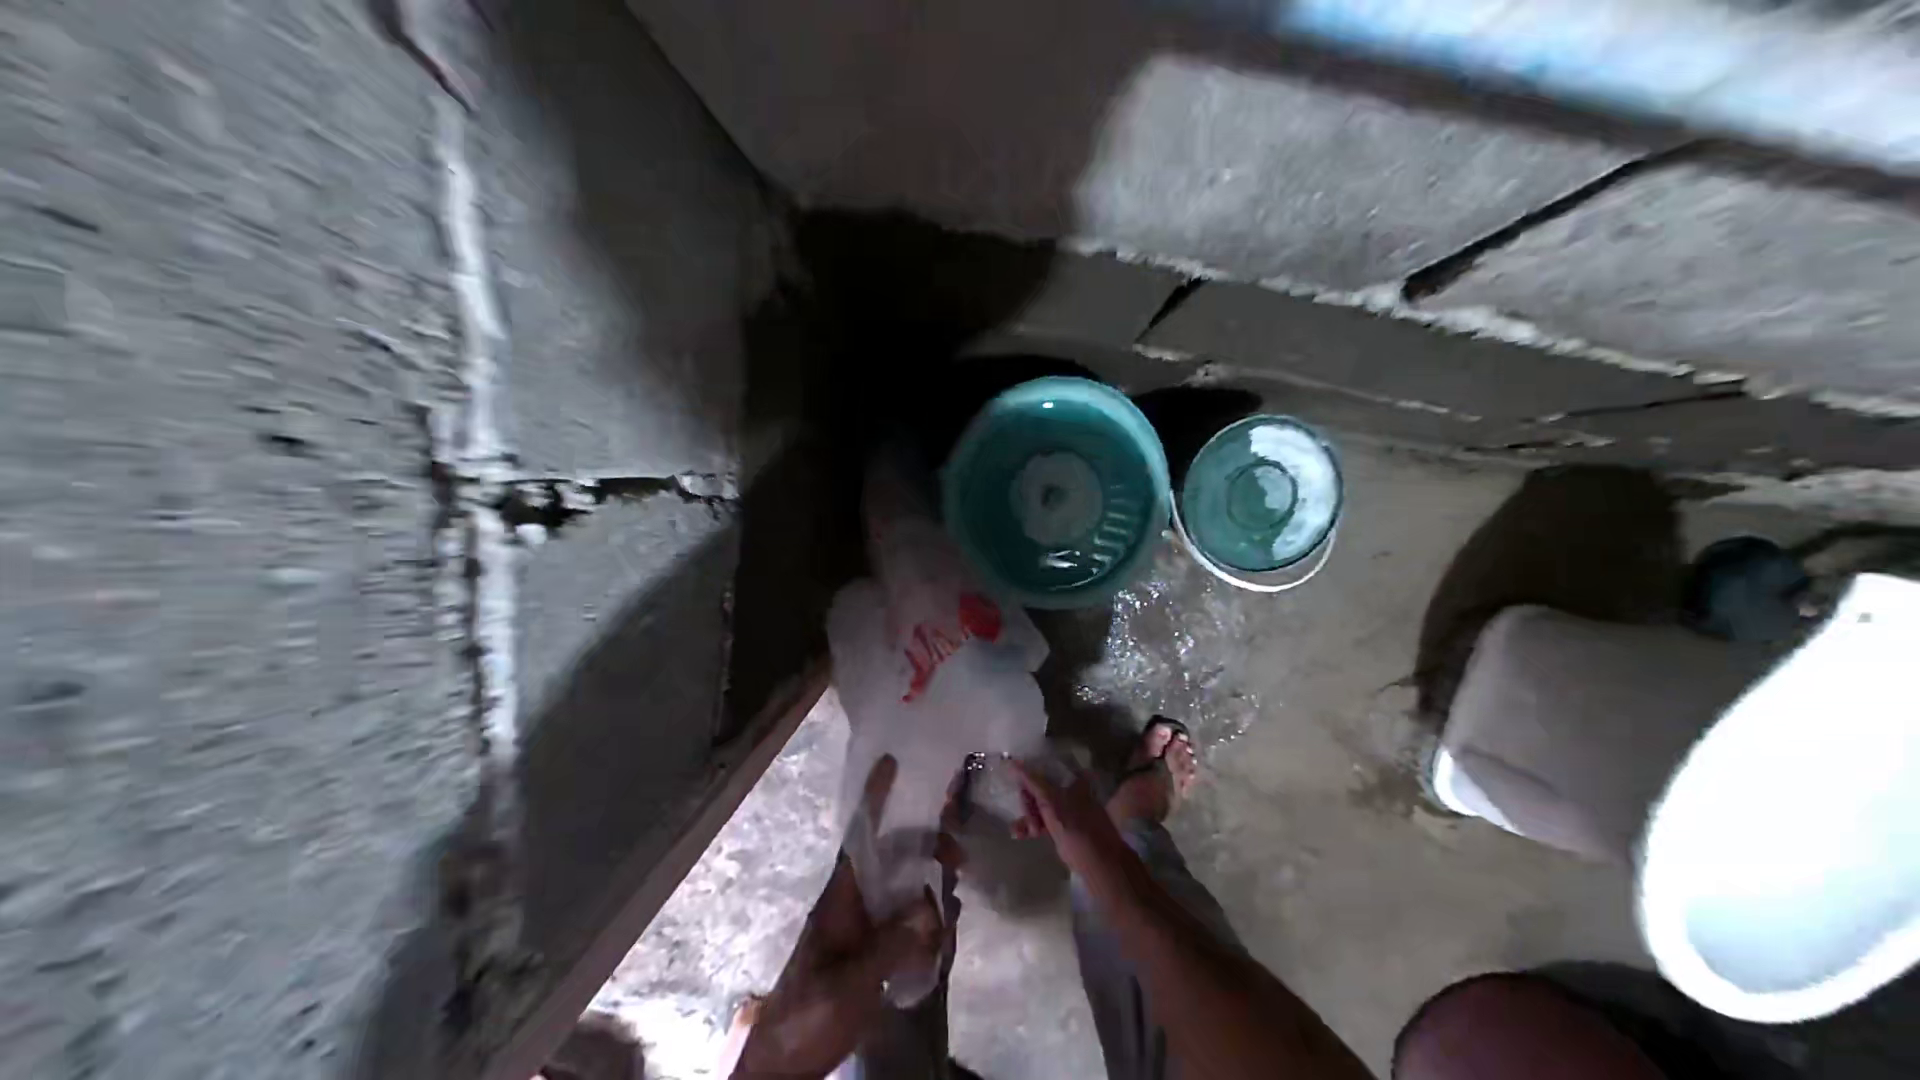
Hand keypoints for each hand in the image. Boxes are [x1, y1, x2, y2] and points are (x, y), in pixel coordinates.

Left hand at [730, 756, 947, 1079]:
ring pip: (907, 890)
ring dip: (931, 900)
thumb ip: (891, 944)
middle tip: (960, 861)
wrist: (786, 1060)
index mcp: (842, 894)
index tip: (891, 763)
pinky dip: (927, 928)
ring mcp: (865, 924)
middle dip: (928, 851)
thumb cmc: (809, 1012)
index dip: (874, 797)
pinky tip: (936, 950)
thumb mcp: (850, 981)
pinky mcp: (873, 949)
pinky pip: (909, 923)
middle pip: (896, 856)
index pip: (859, 834)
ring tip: (946, 927)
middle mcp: (856, 899)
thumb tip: (929, 909)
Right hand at [1009, 758, 1134, 883]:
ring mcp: (1066, 811)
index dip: (1029, 783)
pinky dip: (1031, 827)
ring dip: (1027, 818)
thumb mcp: (1050, 800)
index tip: (1023, 795)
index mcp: (1070, 780)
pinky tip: (1020, 834)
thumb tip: (1012, 762)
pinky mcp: (1062, 828)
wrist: (1097, 861)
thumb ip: (1031, 781)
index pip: (1042, 772)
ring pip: (1039, 808)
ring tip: (1022, 832)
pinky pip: (1042, 822)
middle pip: (1038, 791)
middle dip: (1028, 806)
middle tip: (1031, 820)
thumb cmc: (1075, 825)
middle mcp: (1068, 792)